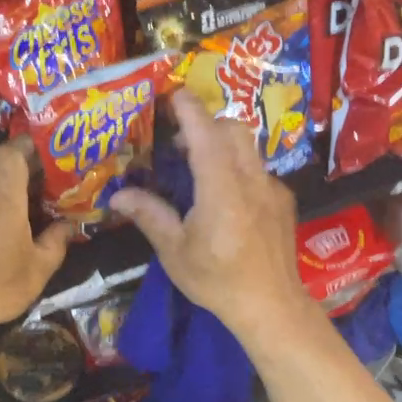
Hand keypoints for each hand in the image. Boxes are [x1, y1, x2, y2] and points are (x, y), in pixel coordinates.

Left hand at [0, 139, 69, 337]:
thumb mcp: (39, 268)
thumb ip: (56, 241)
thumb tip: (68, 225)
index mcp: (1, 196)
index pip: (10, 151)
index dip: (30, 145)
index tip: (51, 154)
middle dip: (25, 168)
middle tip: (51, 182)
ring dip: (9, 188)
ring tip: (34, 205)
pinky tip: (8, 227)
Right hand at [109, 91, 310, 341]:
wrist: (272, 307)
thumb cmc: (218, 281)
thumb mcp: (175, 252)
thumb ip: (150, 215)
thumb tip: (119, 195)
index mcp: (221, 188)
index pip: (205, 132)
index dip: (188, 108)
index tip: (171, 95)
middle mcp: (251, 179)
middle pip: (232, 129)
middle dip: (206, 125)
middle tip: (179, 142)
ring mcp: (271, 189)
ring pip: (248, 148)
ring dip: (223, 146)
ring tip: (199, 169)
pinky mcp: (282, 202)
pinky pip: (258, 170)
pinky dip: (238, 169)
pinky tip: (224, 199)